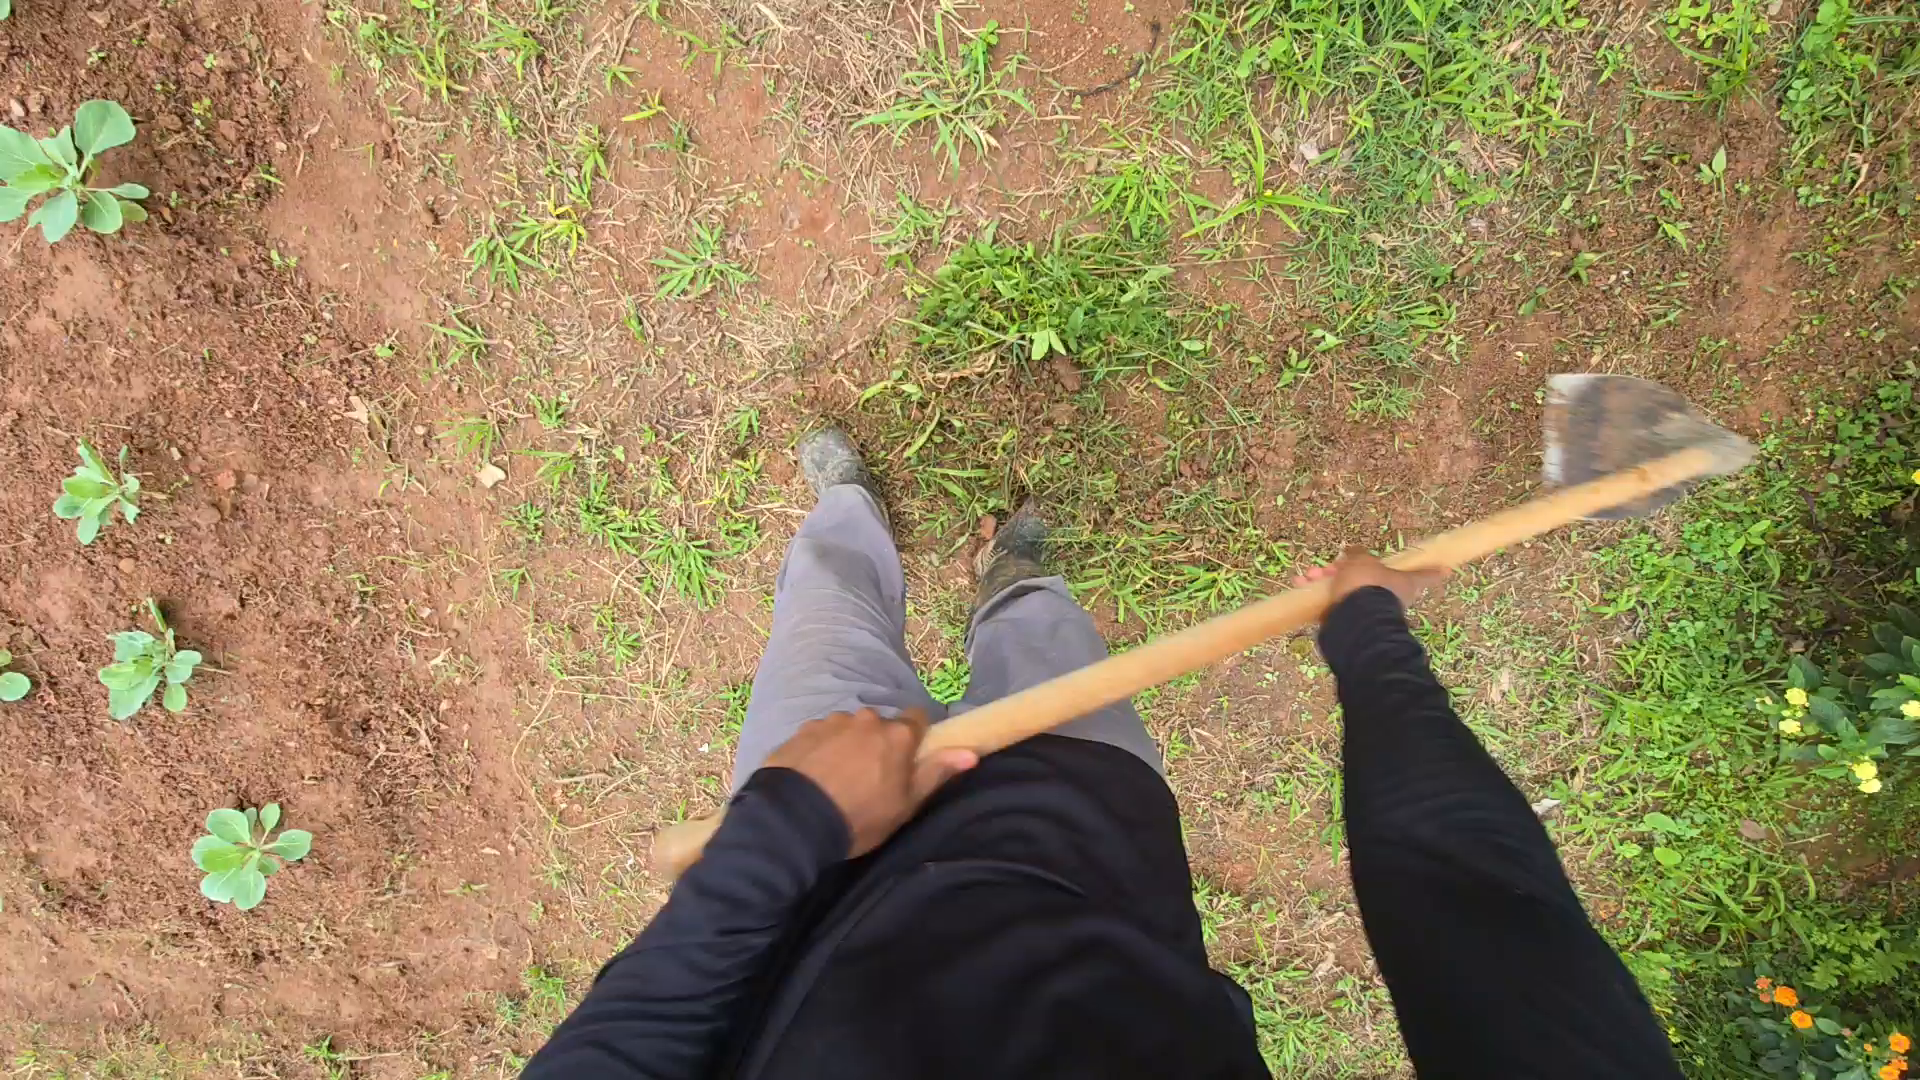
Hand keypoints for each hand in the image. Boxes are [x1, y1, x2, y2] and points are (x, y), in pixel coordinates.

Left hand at [763, 707, 978, 856]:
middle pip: (881, 725)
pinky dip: (821, 750)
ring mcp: (831, 721)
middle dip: (879, 743)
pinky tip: (813, 775)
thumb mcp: (904, 805)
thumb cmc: (858, 817)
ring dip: (848, 745)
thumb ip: (936, 773)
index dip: (916, 737)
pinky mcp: (802, 731)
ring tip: (836, 779)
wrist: (792, 821)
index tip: (908, 759)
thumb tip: (971, 752)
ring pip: (849, 729)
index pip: (918, 719)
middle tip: (869, 777)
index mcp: (896, 735)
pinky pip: (821, 735)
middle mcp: (866, 718)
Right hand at [1294, 547, 1448, 610]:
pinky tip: (1302, 586)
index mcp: (1404, 581)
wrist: (1354, 618)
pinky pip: (1334, 601)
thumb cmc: (1366, 585)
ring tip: (1309, 576)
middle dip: (1345, 570)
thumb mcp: (1361, 561)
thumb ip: (1357, 555)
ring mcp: (1370, 609)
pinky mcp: (1351, 619)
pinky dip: (1318, 593)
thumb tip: (1351, 552)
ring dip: (1326, 580)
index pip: (1425, 574)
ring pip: (1348, 589)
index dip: (1435, 570)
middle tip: (1330, 566)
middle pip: (1370, 578)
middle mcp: (1391, 596)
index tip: (1448, 569)